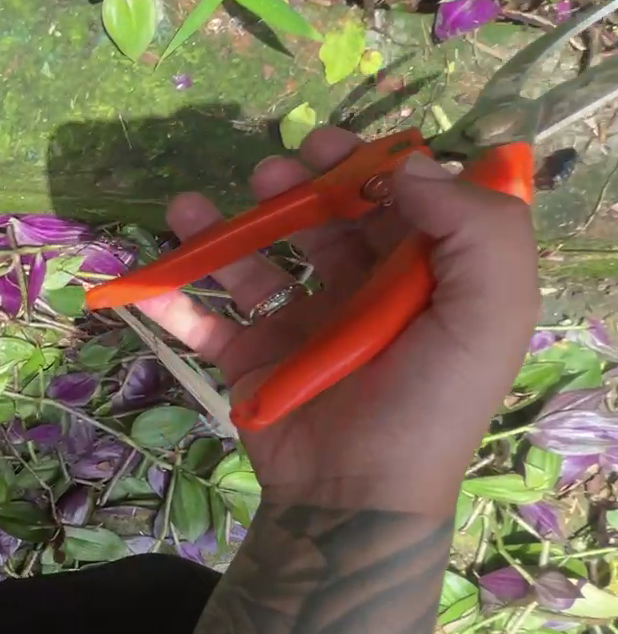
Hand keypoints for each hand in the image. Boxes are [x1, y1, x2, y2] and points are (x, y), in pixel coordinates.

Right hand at [137, 127, 540, 515]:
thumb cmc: (431, 400)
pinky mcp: (246, 360)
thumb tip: (407, 168)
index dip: (373, 167)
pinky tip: (145, 284)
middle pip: (321, 229)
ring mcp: (295, 329)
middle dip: (293, 194)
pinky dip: (171, 305)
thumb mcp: (488, 310)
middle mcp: (357, 296)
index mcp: (423, 279)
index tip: (330, 145)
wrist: (354, 487)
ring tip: (185, 208)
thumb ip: (471, 230)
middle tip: (265, 171)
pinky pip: (203, 324)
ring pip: (253, 269)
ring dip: (219, 236)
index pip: (402, 205)